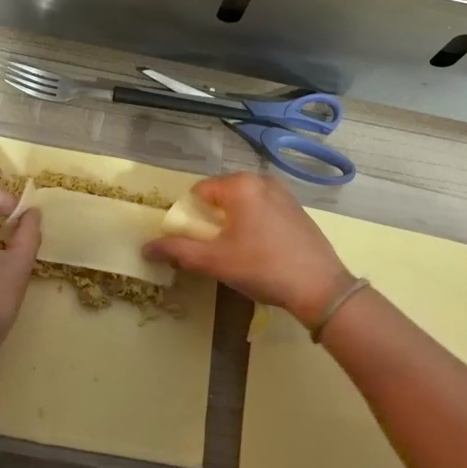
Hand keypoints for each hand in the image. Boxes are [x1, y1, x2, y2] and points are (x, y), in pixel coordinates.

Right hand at [145, 172, 352, 328]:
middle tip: (214, 249)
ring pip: (244, 203)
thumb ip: (178, 250)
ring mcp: (284, 193)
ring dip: (233, 222)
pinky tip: (260, 250)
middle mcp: (262, 180)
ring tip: (237, 252)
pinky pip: (264, 209)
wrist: (320, 287)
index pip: (199, 192)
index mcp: (240, 185)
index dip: (190, 216)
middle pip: (222, 195)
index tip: (195, 241)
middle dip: (212, 219)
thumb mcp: (215, 262)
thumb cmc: (263, 268)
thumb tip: (146, 247)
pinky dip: (254, 224)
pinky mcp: (298, 209)